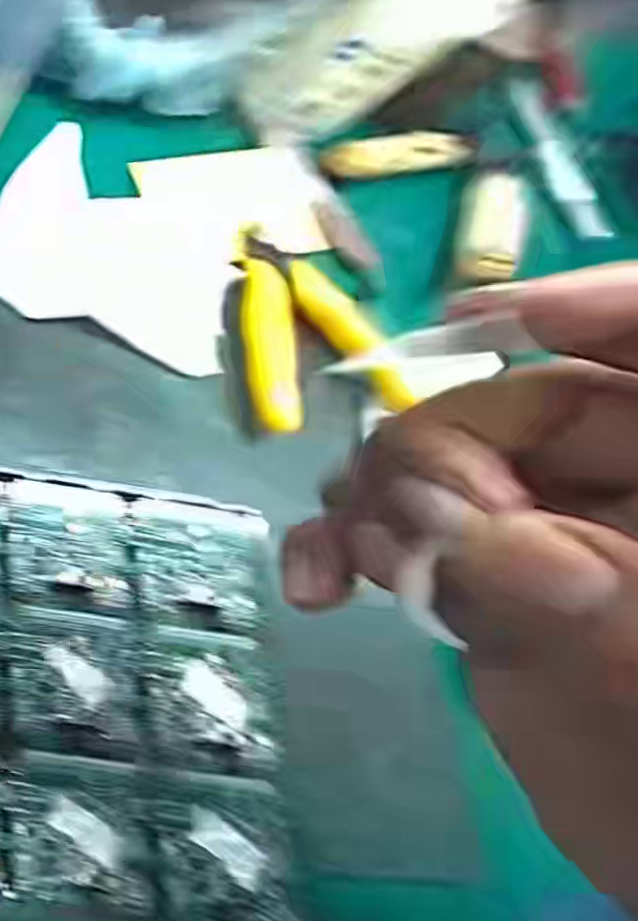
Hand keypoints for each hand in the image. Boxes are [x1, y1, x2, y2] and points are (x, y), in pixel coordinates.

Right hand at [281, 263, 637, 910]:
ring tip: (347, 575)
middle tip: (398, 539)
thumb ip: (577, 608)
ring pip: (435, 466)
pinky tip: (313, 586)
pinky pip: (391, 530)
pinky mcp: (480, 576)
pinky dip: (337, 546)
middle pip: (528, 407)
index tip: (480, 322)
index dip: (610, 312)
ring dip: (364, 506)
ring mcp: (558, 536)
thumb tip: (438, 529)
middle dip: (433, 458)